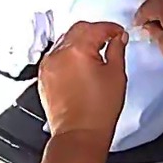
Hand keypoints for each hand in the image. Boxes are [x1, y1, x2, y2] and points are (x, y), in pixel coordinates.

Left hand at [38, 21, 127, 142]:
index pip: (96, 28)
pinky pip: (56, 56)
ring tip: (95, 53)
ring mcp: (48, 65)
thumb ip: (117, 50)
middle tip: (109, 39)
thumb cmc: (97, 111)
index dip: (111, 28)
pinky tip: (80, 65)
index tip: (118, 33)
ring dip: (80, 41)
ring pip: (65, 41)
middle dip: (94, 31)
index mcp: (78, 50)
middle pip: (78, 30)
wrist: (79, 134)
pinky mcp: (44, 76)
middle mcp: (58, 54)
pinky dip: (68, 54)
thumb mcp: (116, 75)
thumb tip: (118, 38)